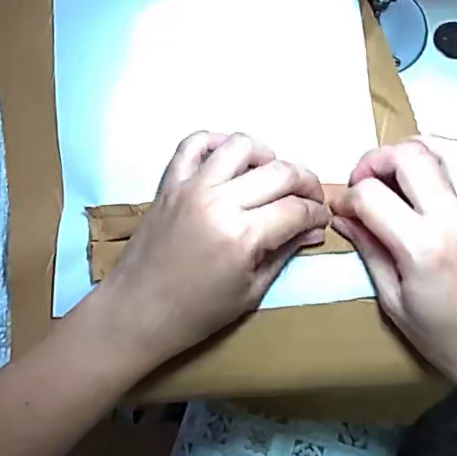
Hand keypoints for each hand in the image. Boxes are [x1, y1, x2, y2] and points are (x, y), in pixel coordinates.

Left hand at [91, 132, 329, 367]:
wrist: (137, 311)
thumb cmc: (197, 312)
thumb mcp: (251, 291)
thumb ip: (284, 252)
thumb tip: (314, 230)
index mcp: (242, 235)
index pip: (296, 209)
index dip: (317, 213)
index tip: (320, 219)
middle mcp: (219, 201)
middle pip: (279, 171)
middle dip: (306, 181)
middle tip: (309, 197)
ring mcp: (191, 186)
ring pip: (240, 145)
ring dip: (266, 156)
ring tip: (270, 176)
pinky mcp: (169, 183)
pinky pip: (193, 144)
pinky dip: (214, 143)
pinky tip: (228, 160)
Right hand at [331, 133, 456, 402]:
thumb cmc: (447, 339)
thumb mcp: (394, 303)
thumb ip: (370, 251)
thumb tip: (343, 217)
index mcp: (421, 246)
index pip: (371, 195)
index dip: (348, 197)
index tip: (344, 209)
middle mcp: (455, 218)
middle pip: (411, 156)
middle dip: (378, 158)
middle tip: (367, 178)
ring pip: (454, 150)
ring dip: (422, 145)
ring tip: (405, 162)